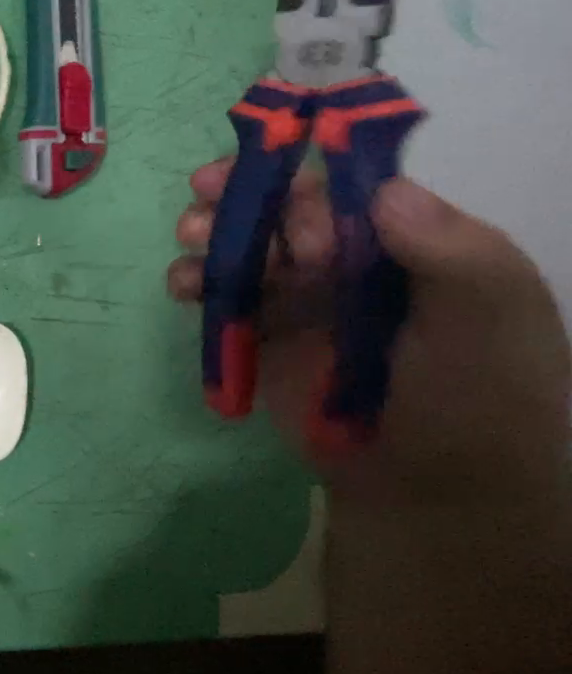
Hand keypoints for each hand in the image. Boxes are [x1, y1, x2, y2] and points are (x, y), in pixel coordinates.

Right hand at [168, 160, 570, 507]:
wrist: (429, 488)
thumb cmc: (476, 399)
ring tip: (189, 237)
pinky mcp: (258, 332)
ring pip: (242, 246)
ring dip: (209, 231)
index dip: (308, 185)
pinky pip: (217, 295)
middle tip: (204, 192)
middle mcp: (348, 262)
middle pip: (282, 210)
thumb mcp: (490, 325)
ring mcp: (299, 297)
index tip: (281, 198)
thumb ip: (455, 256)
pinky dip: (192, 281)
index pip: (348, 192)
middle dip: (241, 195)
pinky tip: (183, 286)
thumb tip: (387, 190)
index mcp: (408, 245)